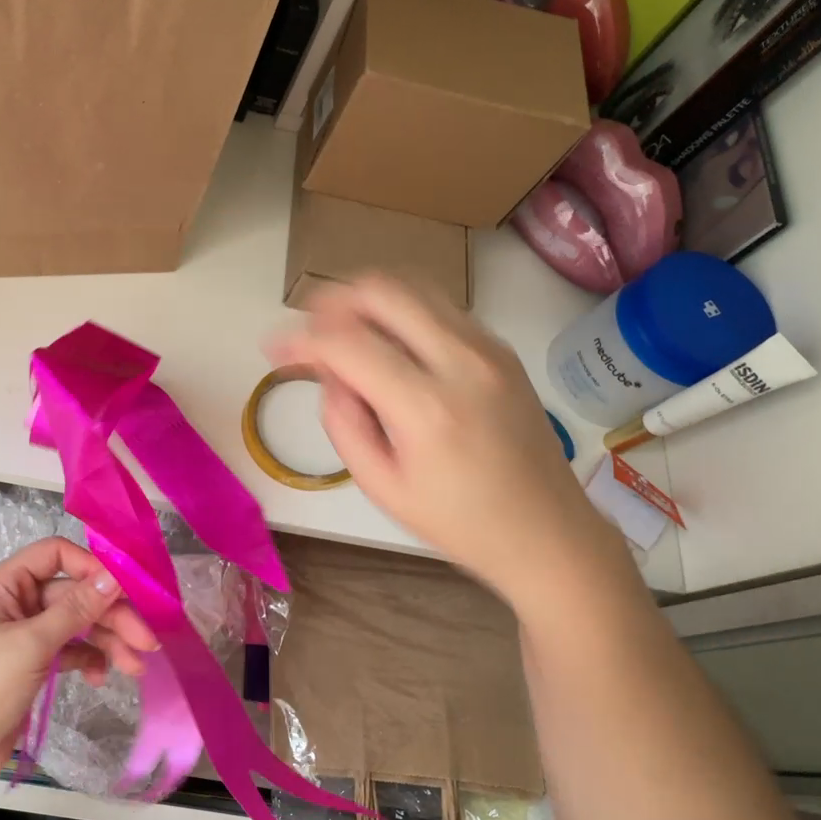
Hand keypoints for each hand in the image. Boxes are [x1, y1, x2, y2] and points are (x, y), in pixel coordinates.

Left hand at [0, 538, 157, 780]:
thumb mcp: (31, 645)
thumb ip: (75, 610)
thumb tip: (114, 577)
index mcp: (5, 584)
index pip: (56, 555)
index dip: (92, 567)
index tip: (128, 590)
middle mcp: (16, 602)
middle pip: (74, 593)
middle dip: (111, 615)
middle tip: (146, 642)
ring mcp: (26, 634)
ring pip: (77, 624)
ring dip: (107, 641)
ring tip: (135, 668)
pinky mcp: (33, 663)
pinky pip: (70, 651)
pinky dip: (89, 661)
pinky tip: (100, 679)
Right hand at [272, 277, 626, 601]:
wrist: (547, 531)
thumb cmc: (457, 522)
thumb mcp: (381, 486)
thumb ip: (344, 423)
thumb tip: (330, 374)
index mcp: (427, 407)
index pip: (348, 344)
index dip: (300, 340)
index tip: (273, 349)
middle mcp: (462, 361)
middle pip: (384, 291)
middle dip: (332, 300)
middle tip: (308, 328)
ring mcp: (488, 348)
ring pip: (414, 288)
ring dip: (367, 302)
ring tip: (341, 334)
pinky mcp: (500, 349)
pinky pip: (439, 309)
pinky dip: (400, 315)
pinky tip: (385, 349)